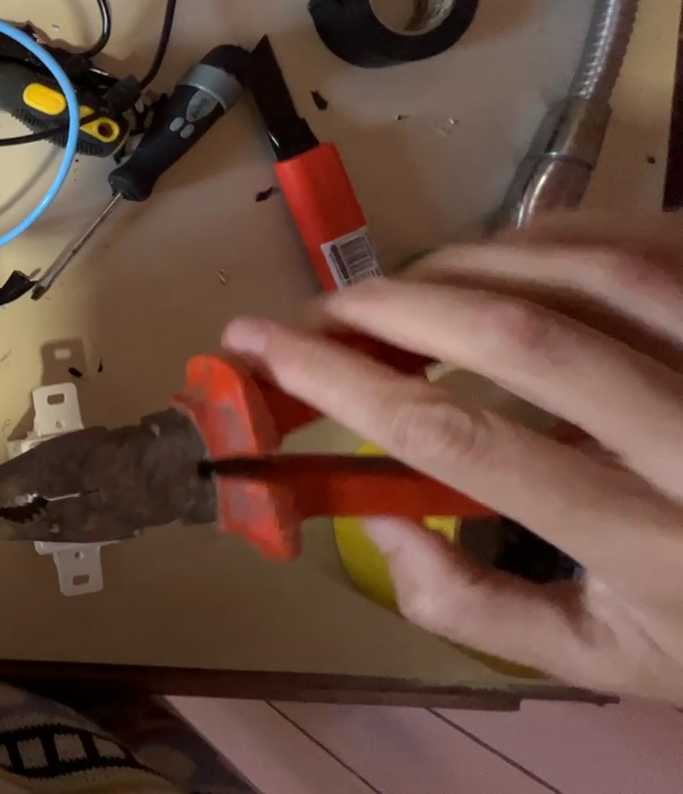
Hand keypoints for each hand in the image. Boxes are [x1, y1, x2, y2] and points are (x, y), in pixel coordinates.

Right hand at [221, 214, 682, 701]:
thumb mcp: (607, 656)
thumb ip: (469, 606)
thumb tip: (371, 520)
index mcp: (657, 545)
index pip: (453, 436)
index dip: (335, 379)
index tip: (254, 345)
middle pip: (514, 336)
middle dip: (385, 308)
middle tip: (322, 312)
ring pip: (582, 274)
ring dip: (456, 269)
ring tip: (402, 292)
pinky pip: (638, 244)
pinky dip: (540, 240)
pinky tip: (495, 266)